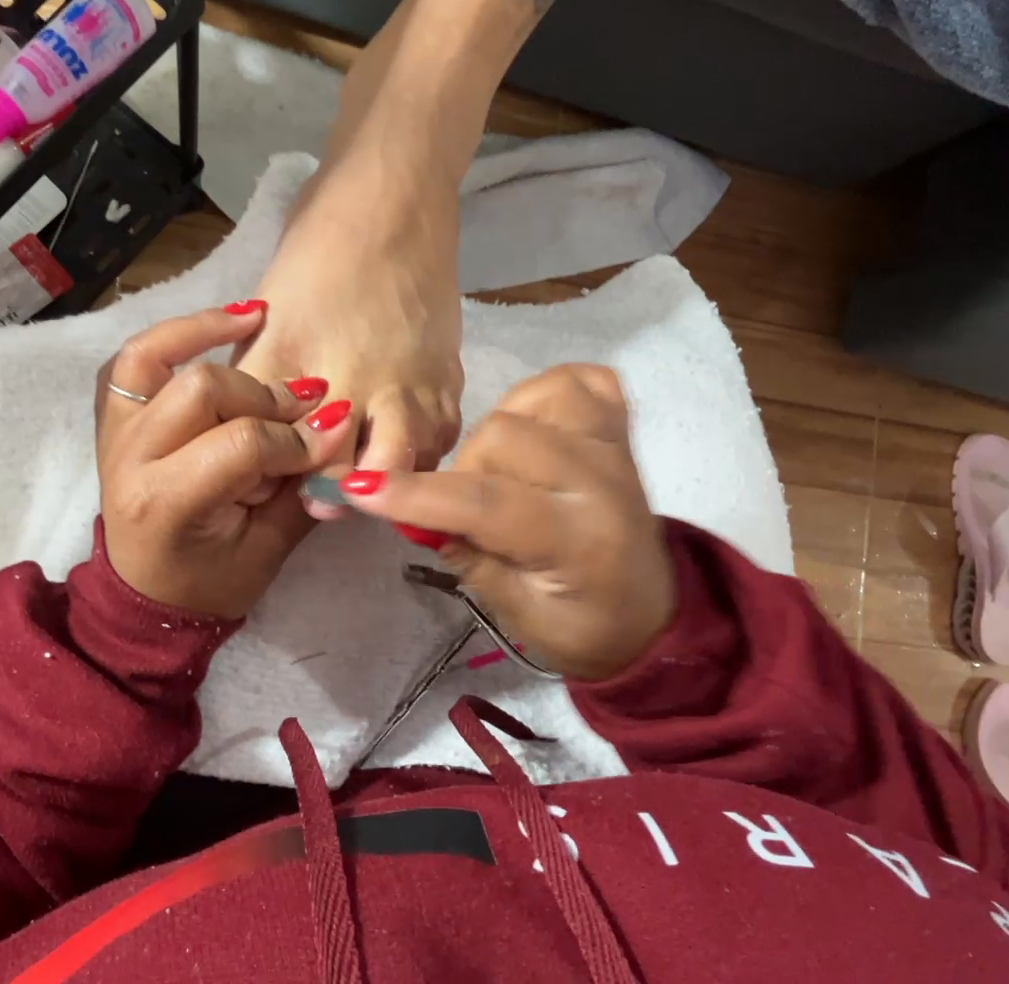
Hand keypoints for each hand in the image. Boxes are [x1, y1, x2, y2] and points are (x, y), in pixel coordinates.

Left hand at [97, 304, 354, 618]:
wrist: (146, 595)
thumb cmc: (210, 584)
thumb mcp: (267, 551)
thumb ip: (303, 490)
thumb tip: (340, 426)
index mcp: (164, 504)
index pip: (240, 445)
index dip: (295, 438)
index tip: (335, 433)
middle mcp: (129, 458)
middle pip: (203, 391)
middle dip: (266, 397)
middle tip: (305, 407)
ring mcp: (115, 432)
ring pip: (160, 358)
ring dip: (214, 336)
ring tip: (261, 318)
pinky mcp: (115, 415)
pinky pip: (138, 357)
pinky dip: (178, 331)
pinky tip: (225, 319)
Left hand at [234, 160, 464, 516]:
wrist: (392, 198)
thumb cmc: (318, 255)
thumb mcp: (269, 322)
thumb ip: (256, 387)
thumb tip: (239, 442)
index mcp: (341, 388)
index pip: (323, 467)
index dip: (302, 490)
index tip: (281, 495)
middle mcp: (394, 400)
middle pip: (380, 477)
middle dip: (351, 495)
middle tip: (321, 496)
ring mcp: (431, 388)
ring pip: (418, 462)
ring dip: (390, 477)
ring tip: (360, 479)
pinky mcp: (453, 374)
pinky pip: (442, 433)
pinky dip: (419, 449)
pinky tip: (396, 445)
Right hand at [337, 365, 676, 679]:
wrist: (649, 613)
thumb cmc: (581, 627)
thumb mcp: (518, 614)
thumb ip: (467, 556)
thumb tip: (412, 514)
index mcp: (581, 539)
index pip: (487, 503)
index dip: (417, 494)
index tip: (358, 489)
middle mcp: (602, 480)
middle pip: (504, 436)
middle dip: (464, 471)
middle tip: (468, 510)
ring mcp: (614, 445)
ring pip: (530, 399)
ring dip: (497, 435)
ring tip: (501, 474)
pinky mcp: (619, 426)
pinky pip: (572, 381)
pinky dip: (537, 399)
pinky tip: (532, 434)